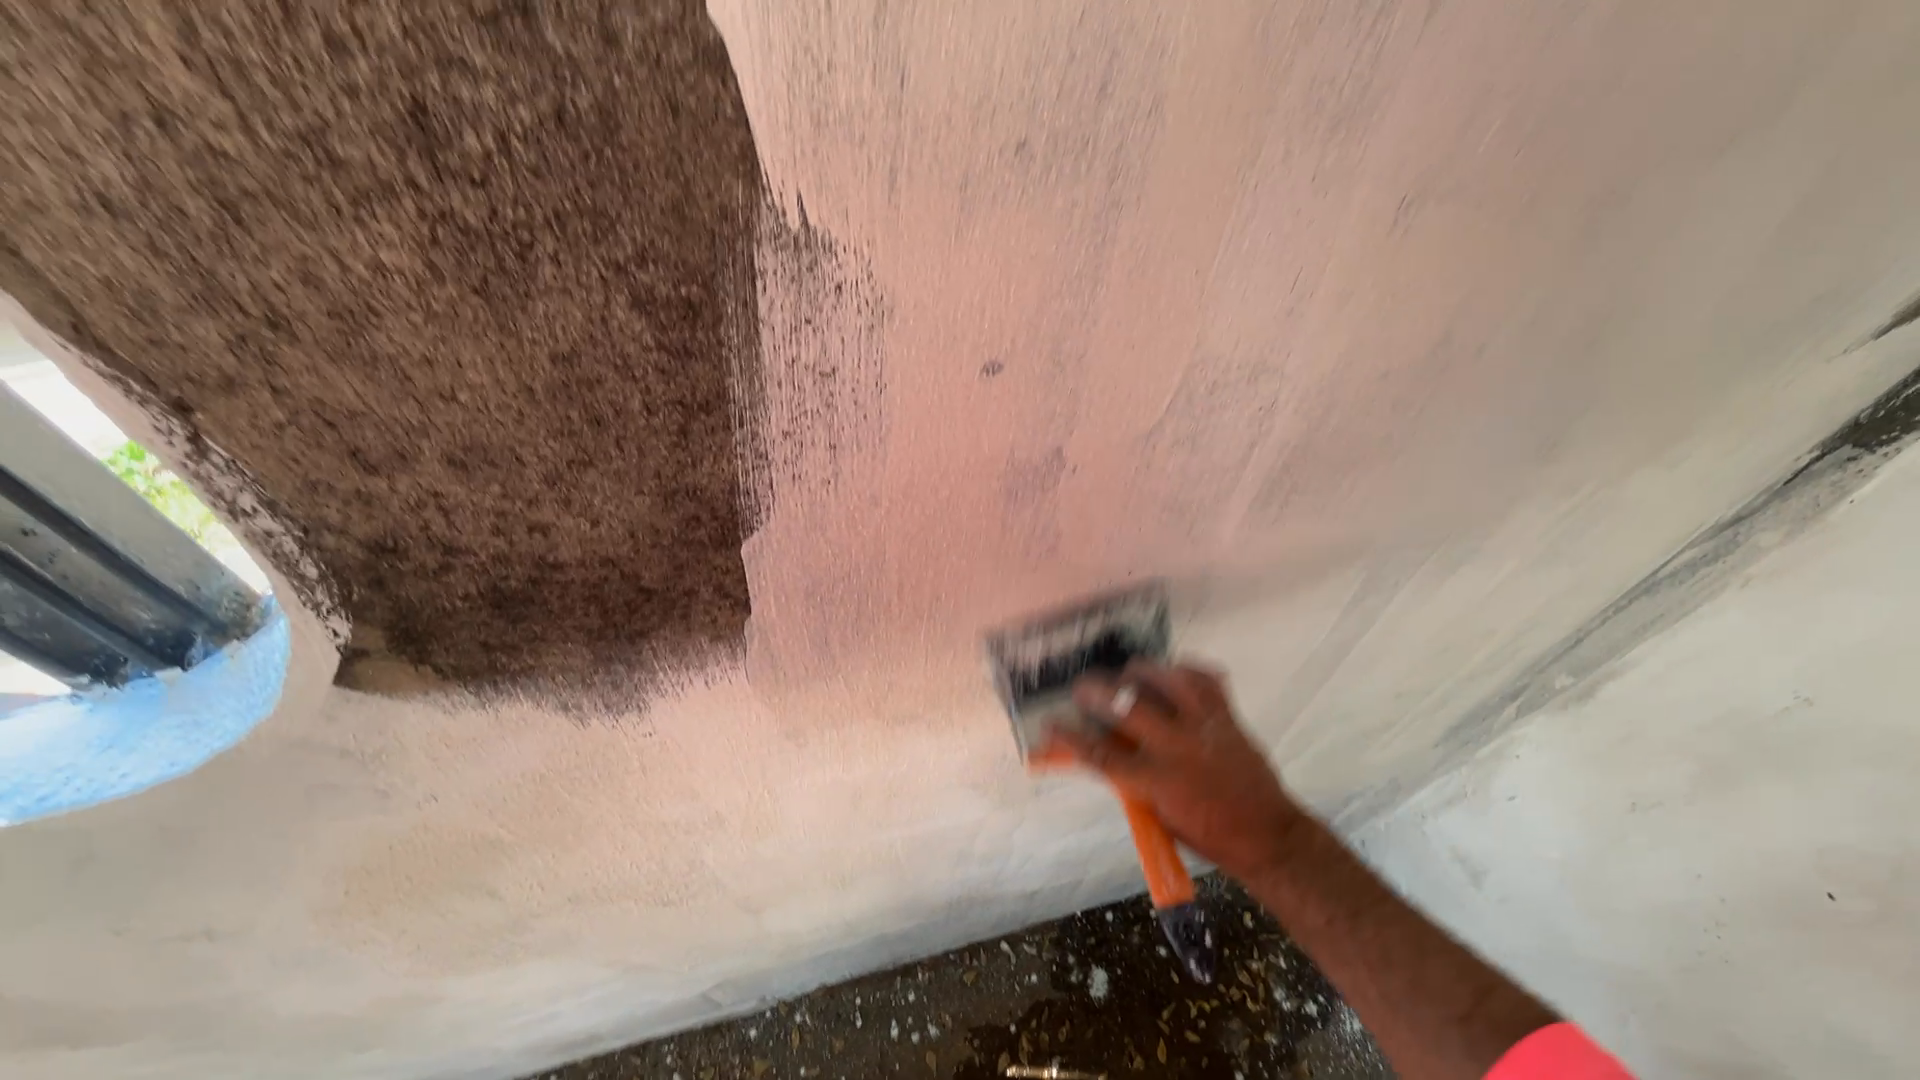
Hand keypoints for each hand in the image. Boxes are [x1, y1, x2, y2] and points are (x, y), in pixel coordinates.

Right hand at [1050, 661, 1306, 879]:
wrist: (1269, 835)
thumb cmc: (1210, 836)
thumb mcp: (1161, 817)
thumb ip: (1133, 783)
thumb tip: (1105, 756)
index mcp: (1159, 781)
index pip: (1102, 754)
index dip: (1072, 737)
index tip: (1051, 724)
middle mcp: (1180, 747)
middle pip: (1128, 707)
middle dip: (1098, 693)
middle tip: (1082, 686)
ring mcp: (1207, 727)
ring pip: (1170, 681)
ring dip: (1143, 672)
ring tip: (1128, 672)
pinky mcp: (1229, 718)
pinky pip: (1207, 680)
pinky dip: (1186, 671)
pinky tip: (1172, 672)